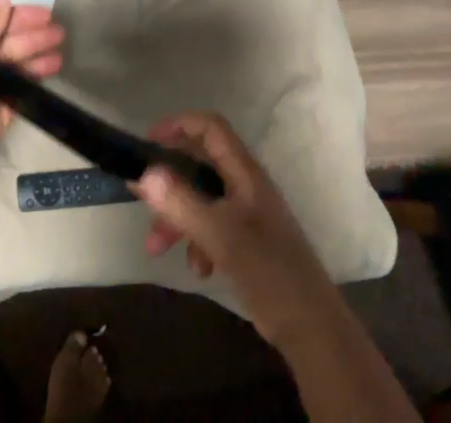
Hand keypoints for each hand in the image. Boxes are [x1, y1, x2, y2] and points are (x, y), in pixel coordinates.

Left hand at [0, 0, 64, 222]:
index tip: (44, 13)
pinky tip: (46, 80)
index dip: (14, 16)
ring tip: (60, 55)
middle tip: (60, 33)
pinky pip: (13, 96)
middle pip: (0, 46)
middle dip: (29, 36)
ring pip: (9, 70)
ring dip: (33, 59)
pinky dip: (30, 85)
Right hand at [133, 111, 324, 344]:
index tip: (147, 144)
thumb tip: (143, 174)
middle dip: (167, 183)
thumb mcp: (219, 235)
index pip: (210, 128)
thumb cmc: (268, 271)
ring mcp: (246, 214)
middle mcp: (245, 186)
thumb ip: (180, 202)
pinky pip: (210, 227)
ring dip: (175, 219)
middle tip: (139, 198)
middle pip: (198, 165)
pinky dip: (196, 242)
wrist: (310, 324)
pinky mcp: (246, 241)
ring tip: (155, 248)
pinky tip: (198, 268)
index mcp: (244, 174)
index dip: (178, 125)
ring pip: (199, 200)